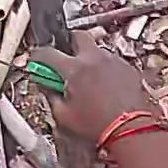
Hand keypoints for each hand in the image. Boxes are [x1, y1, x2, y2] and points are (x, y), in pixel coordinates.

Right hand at [27, 31, 156, 141]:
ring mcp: (113, 61)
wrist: (131, 131)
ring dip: (88, 59)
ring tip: (87, 79)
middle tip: (66, 60)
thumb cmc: (96, 126)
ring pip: (96, 49)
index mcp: (73, 69)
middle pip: (77, 35)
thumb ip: (51, 96)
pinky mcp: (128, 68)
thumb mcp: (64, 116)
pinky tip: (104, 86)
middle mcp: (94, 58)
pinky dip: (105, 69)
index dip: (38, 55)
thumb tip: (46, 86)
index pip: (47, 52)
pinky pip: (112, 62)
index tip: (37, 60)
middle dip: (69, 44)